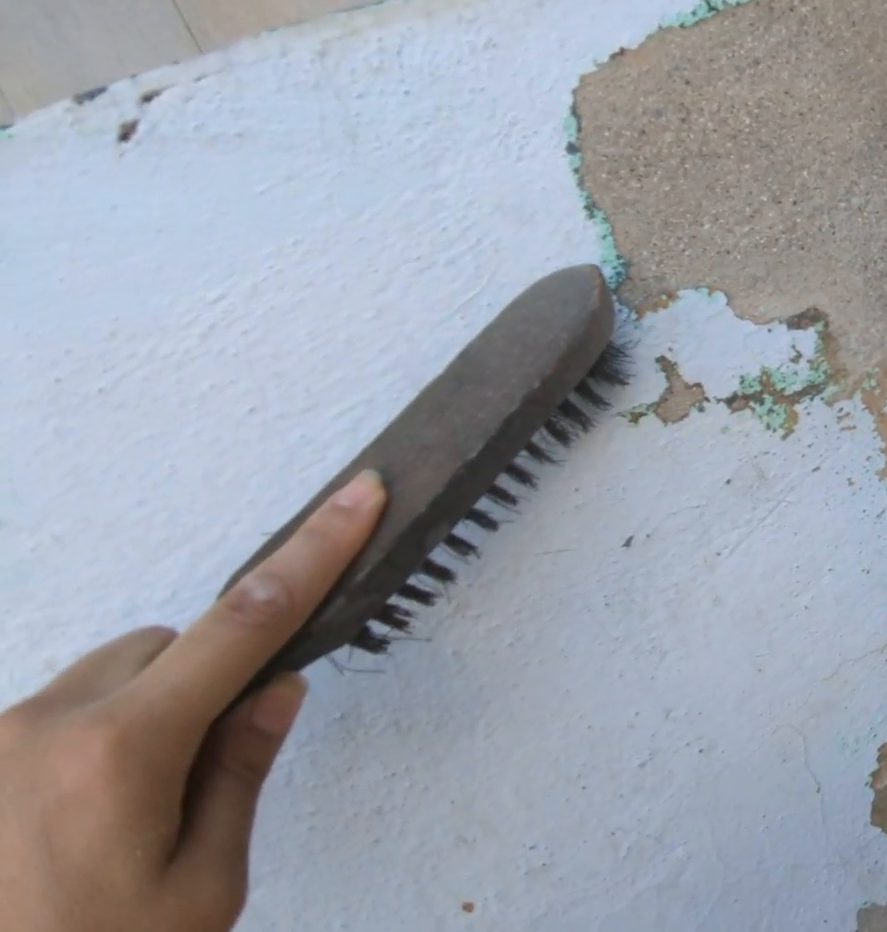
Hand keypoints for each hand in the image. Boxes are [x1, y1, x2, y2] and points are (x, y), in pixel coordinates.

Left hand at [0, 471, 385, 931]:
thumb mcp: (199, 884)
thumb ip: (238, 772)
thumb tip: (274, 689)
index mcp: (120, 753)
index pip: (248, 621)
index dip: (316, 550)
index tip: (360, 495)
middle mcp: (34, 732)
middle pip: (164, 645)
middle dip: (201, 677)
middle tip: (196, 768)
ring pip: (102, 680)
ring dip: (137, 712)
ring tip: (113, 815)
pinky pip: (46, 718)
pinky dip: (81, 742)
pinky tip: (57, 824)